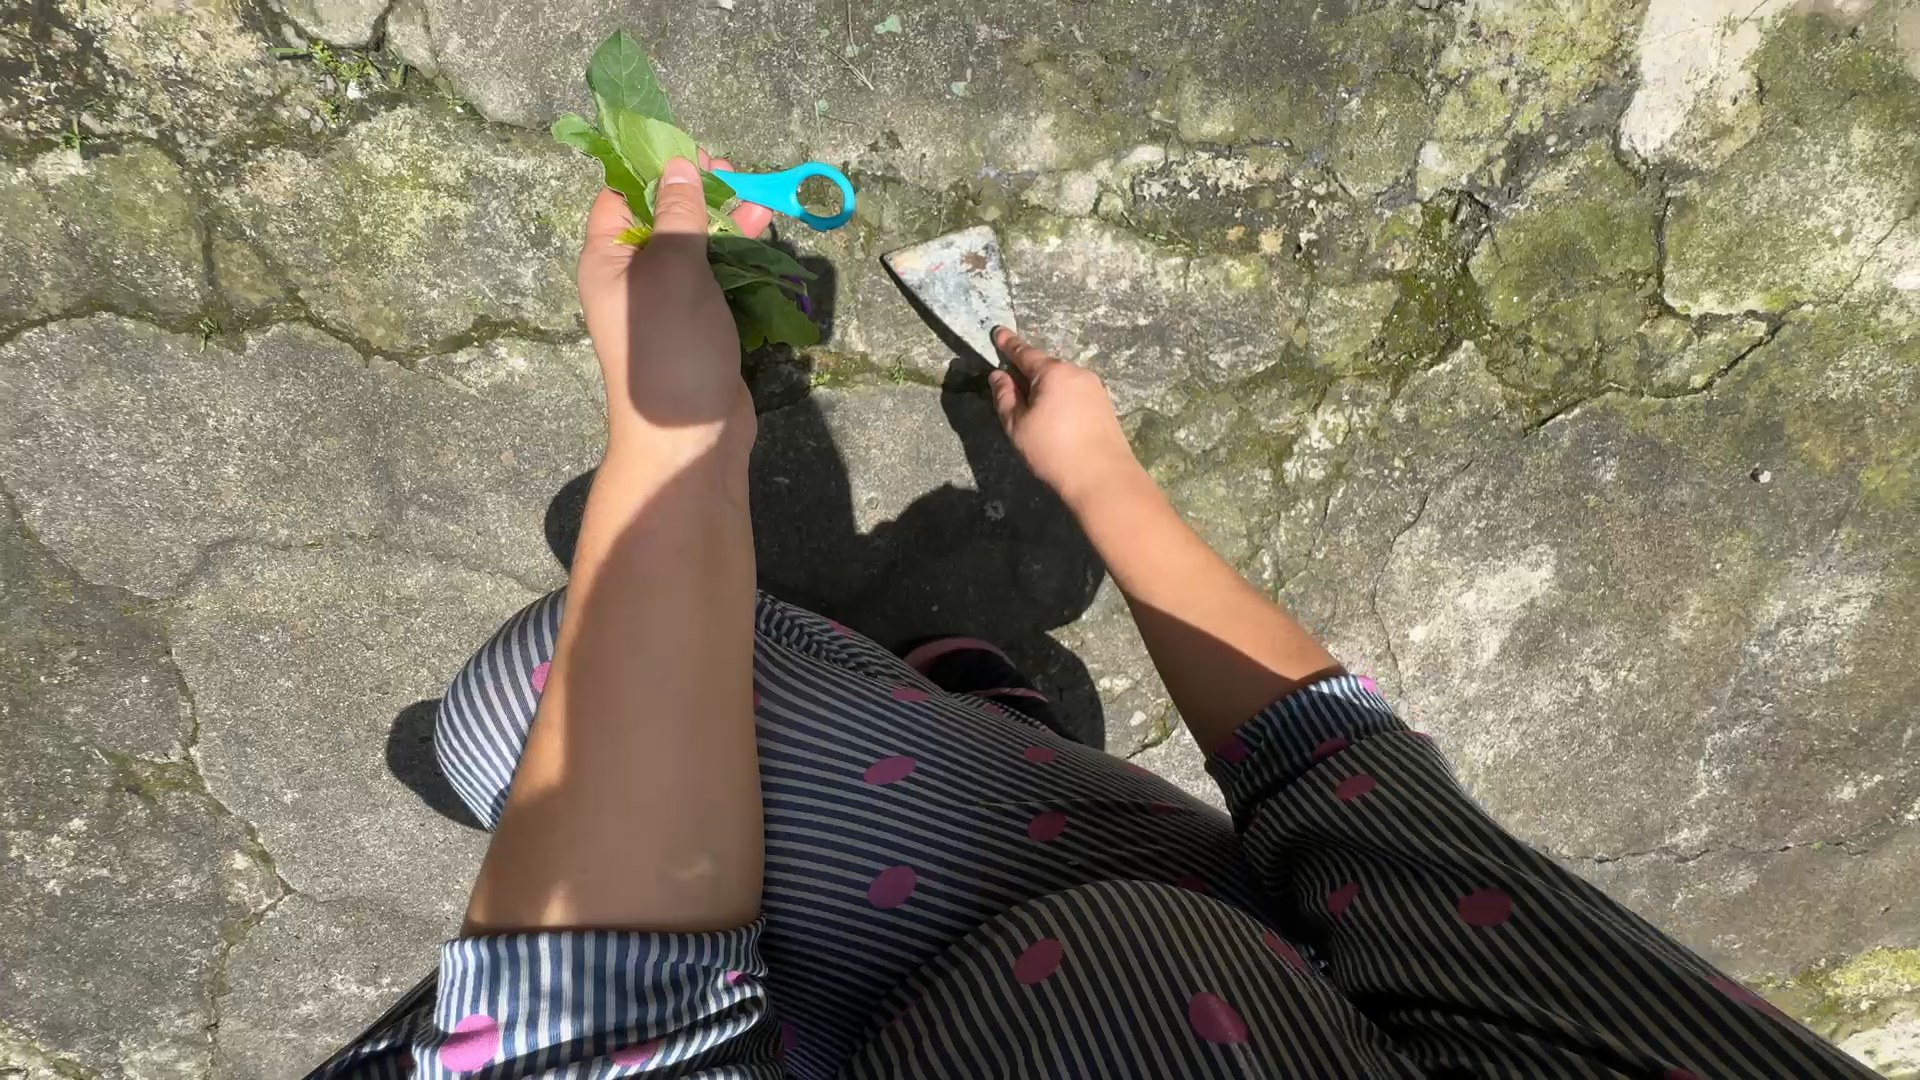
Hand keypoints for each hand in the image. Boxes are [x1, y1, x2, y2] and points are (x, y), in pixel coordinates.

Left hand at [575, 155, 770, 470]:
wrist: (689, 435)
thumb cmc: (670, 346)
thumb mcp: (673, 269)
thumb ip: (679, 214)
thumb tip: (680, 167)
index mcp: (609, 261)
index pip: (623, 197)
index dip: (655, 169)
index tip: (693, 151)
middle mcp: (636, 280)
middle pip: (666, 221)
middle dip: (700, 196)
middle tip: (733, 172)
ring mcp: (673, 308)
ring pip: (700, 253)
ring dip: (728, 228)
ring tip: (759, 206)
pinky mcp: (705, 330)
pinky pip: (721, 285)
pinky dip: (741, 265)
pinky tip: (763, 248)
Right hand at [988, 327, 1144, 508]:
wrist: (1102, 477)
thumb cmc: (1053, 450)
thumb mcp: (1018, 425)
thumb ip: (1005, 397)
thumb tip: (998, 376)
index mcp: (1054, 373)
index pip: (1025, 353)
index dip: (1009, 344)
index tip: (998, 333)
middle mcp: (1077, 373)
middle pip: (1045, 367)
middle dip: (1027, 373)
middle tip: (1010, 387)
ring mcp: (1095, 388)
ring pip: (1061, 382)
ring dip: (1045, 389)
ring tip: (1032, 411)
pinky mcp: (1104, 405)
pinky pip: (1074, 394)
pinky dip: (1060, 399)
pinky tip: (1055, 419)